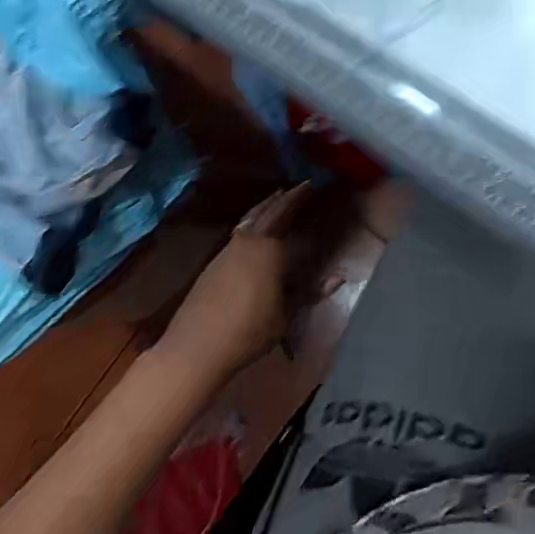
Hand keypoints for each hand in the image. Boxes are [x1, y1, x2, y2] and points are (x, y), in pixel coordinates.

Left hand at [156, 183, 310, 380]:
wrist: (194, 349)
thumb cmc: (248, 330)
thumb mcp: (286, 315)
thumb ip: (312, 293)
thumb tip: (340, 276)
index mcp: (267, 246)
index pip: (285, 211)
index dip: (298, 196)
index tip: (309, 184)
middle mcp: (246, 240)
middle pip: (264, 210)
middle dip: (280, 198)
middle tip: (294, 190)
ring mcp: (225, 251)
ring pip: (248, 221)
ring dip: (263, 210)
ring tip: (275, 205)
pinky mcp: (211, 265)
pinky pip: (238, 234)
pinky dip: (250, 225)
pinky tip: (254, 235)